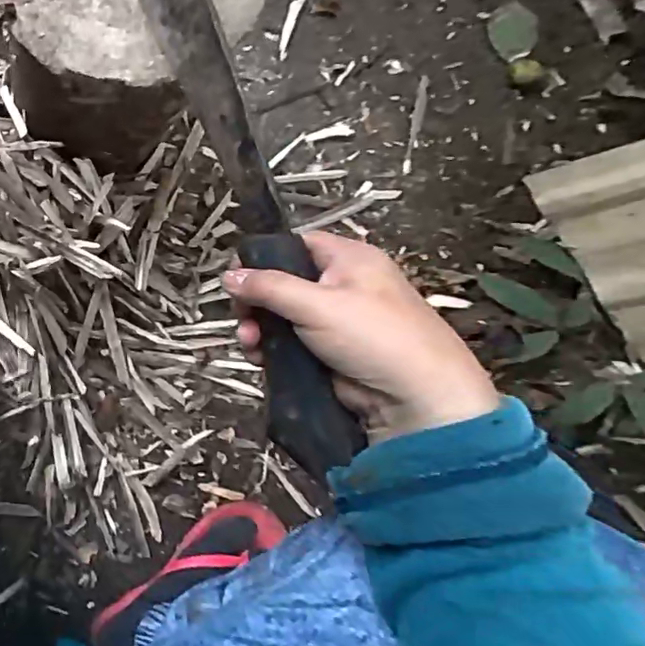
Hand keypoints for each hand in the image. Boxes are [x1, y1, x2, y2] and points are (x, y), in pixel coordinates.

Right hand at [224, 231, 499, 441]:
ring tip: (250, 341)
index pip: (296, 244)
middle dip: (255, 299)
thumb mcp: (317, 304)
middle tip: (242, 314)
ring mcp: (333, 320)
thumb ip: (268, 287)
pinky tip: (259, 357)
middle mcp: (341, 286)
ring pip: (279, 314)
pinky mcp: (326, 351)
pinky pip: (287, 341)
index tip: (238, 276)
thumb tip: (228, 276)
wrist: (416, 401)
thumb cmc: (376, 338)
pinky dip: (269, 347)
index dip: (264, 257)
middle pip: (281, 281)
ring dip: (257, 326)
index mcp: (349, 260)